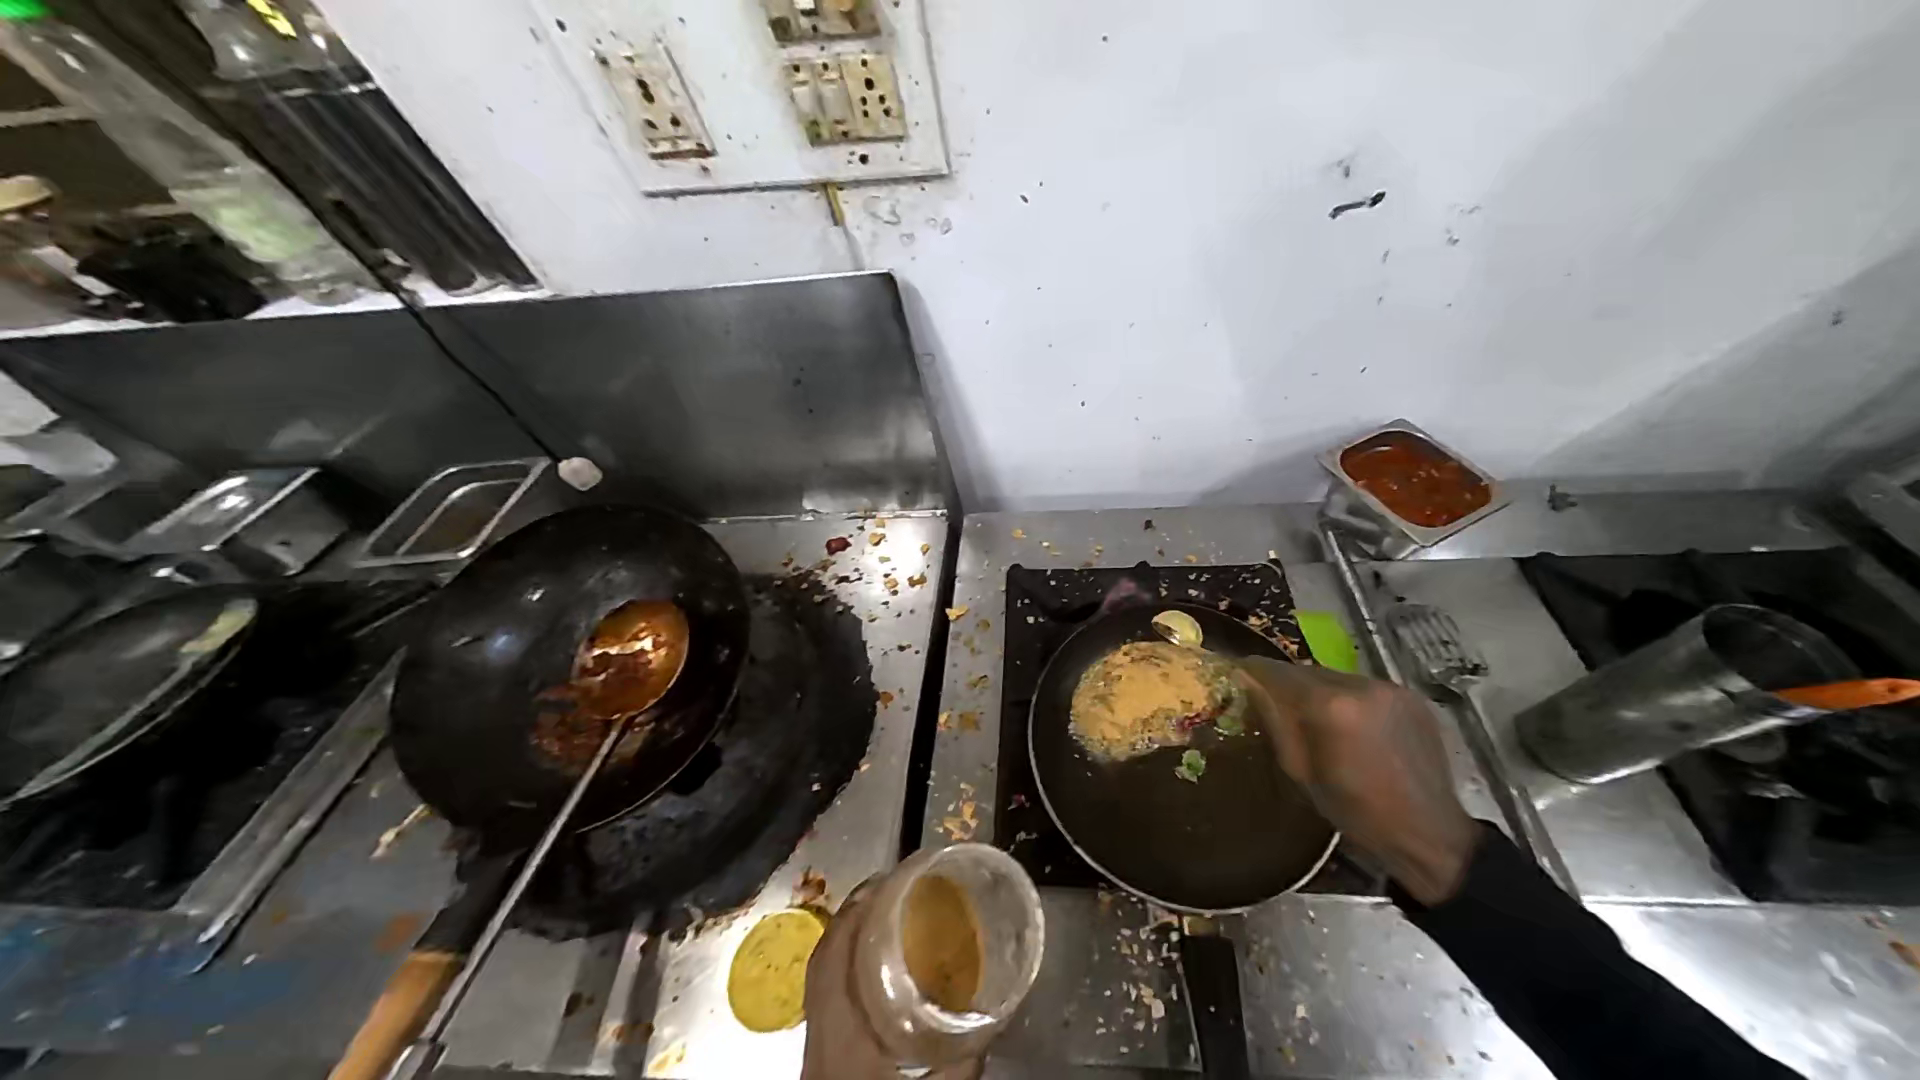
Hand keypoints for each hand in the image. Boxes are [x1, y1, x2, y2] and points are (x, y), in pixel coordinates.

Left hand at [801, 885, 984, 1079]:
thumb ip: (963, 1063)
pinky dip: (842, 965)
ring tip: (880, 915)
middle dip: (852, 914)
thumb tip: (992, 1019)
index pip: (836, 957)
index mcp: (840, 1032)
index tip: (886, 881)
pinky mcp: (818, 1051)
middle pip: (823, 956)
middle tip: (888, 889)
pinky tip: (870, 965)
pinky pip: (823, 992)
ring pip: (818, 972)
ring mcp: (813, 1040)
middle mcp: (819, 1028)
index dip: (856, 913)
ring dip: (845, 936)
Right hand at [1236, 658, 1477, 904]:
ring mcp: (1388, 688)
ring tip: (1314, 720)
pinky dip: (1347, 699)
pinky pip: (1362, 687)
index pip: (1276, 671)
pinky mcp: (1410, 695)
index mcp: (1329, 706)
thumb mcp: (1300, 771)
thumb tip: (1247, 682)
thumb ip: (1274, 720)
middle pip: (1305, 670)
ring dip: (1317, 691)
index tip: (1236, 678)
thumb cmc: (1356, 811)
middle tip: (1272, 705)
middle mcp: (1360, 685)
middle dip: (1285, 684)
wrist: (1431, 833)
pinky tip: (1350, 726)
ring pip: (1333, 677)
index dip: (1251, 672)